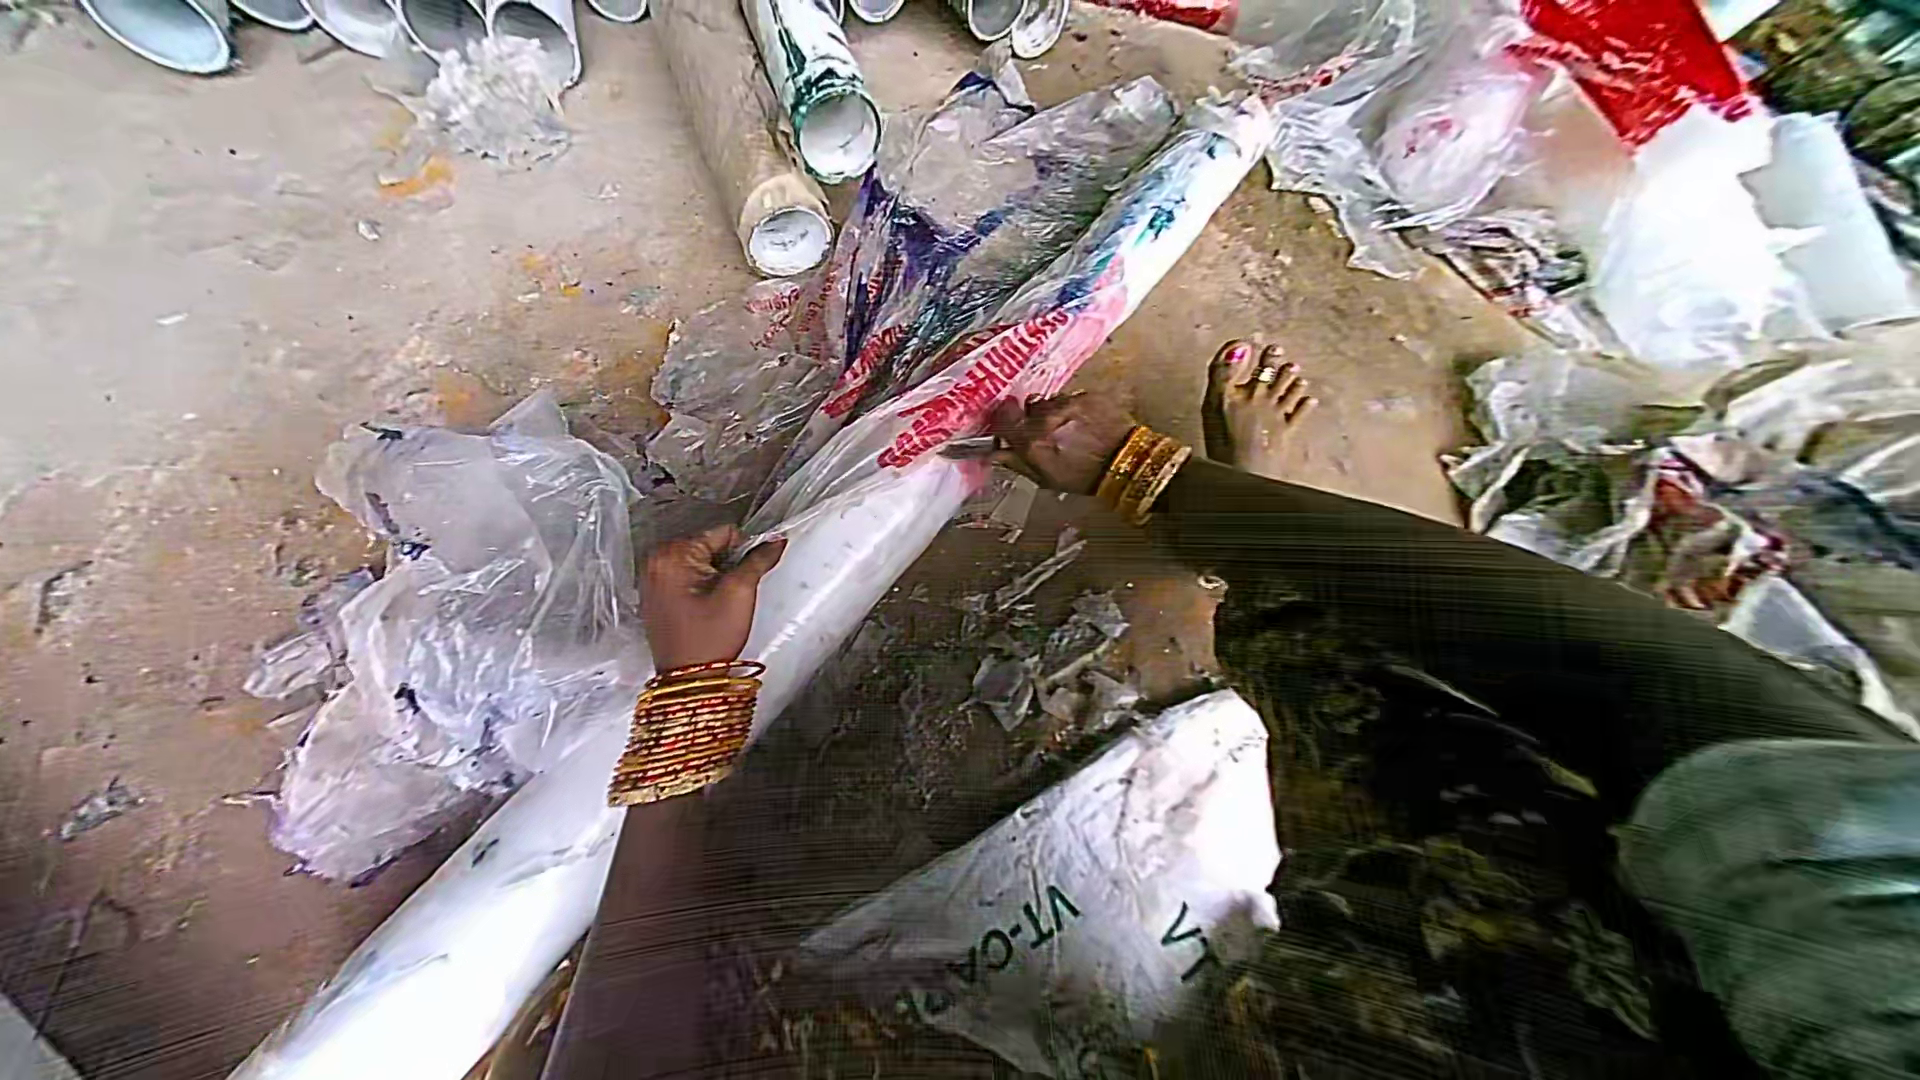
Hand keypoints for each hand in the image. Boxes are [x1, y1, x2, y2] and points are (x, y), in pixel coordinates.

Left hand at [641, 525, 785, 671]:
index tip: (743, 576)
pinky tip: (706, 607)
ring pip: (700, 560)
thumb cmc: (711, 637)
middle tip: (729, 593)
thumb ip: (759, 559)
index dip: (742, 552)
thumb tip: (776, 539)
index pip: (723, 533)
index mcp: (673, 554)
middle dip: (726, 564)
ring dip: (715, 575)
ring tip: (717, 602)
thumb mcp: (740, 592)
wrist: (689, 678)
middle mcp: (655, 560)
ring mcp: (652, 578)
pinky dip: (701, 585)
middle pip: (709, 544)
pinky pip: (687, 575)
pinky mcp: (655, 594)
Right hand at [988, 392, 1135, 494]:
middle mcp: (1046, 418)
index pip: (1003, 418)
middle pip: (1027, 407)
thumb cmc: (1084, 477)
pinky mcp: (1086, 395)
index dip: (1003, 420)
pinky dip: (1072, 409)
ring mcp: (1067, 403)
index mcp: (1032, 442)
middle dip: (1031, 417)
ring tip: (1067, 427)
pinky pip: (1070, 398)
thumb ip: (1018, 463)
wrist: (1126, 462)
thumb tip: (995, 453)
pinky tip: (1083, 422)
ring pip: (1049, 401)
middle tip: (1044, 431)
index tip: (1008, 425)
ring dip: (1052, 412)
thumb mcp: (1047, 478)